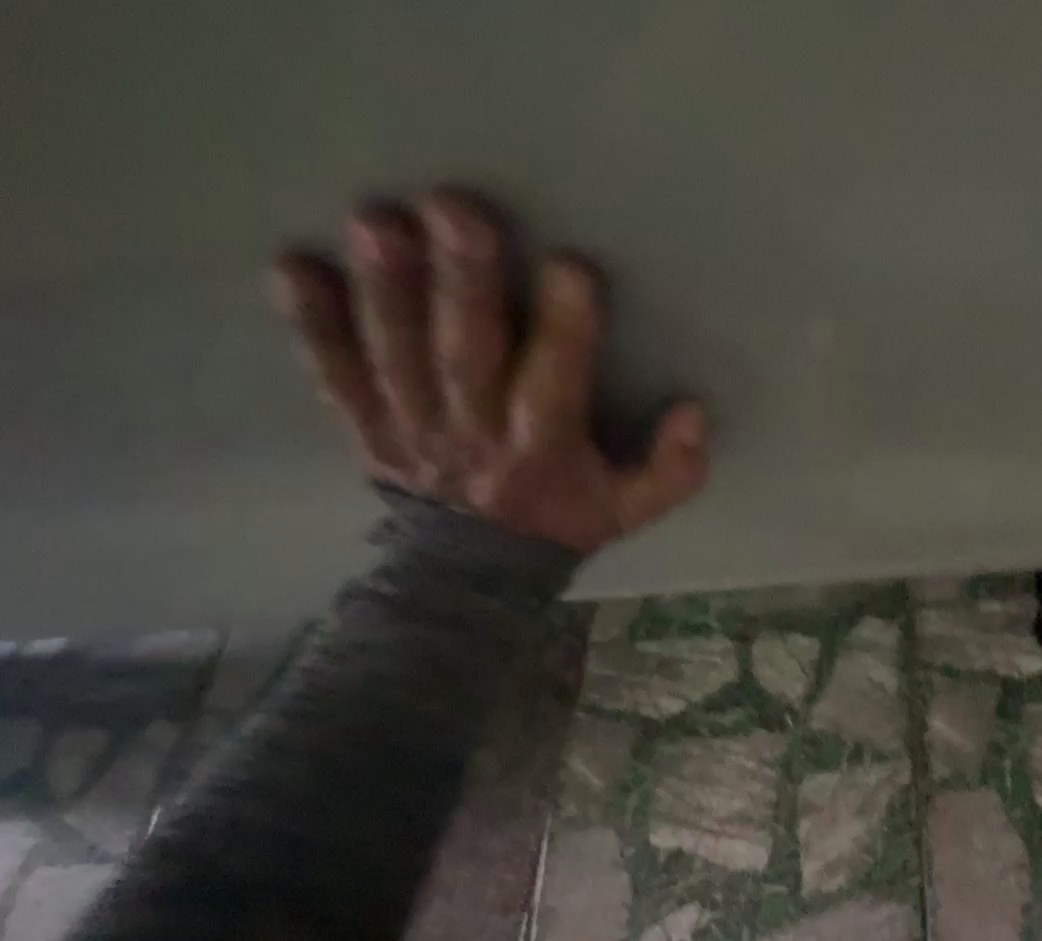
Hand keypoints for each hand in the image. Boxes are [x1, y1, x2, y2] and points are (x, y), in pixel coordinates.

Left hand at [270, 189, 708, 553]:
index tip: (571, 267)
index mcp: (543, 448)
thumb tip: (693, 412)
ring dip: (386, 291)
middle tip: (455, 209)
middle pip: (468, 355)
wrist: (471, 578)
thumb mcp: (630, 508)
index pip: (558, 383)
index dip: (566, 328)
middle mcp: (474, 431)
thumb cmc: (561, 522)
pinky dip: (314, 327)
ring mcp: (412, 427)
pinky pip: (336, 376)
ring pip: (398, 355)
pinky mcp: (367, 426)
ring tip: (377, 222)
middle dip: (464, 284)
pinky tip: (297, 267)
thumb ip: (672, 470)